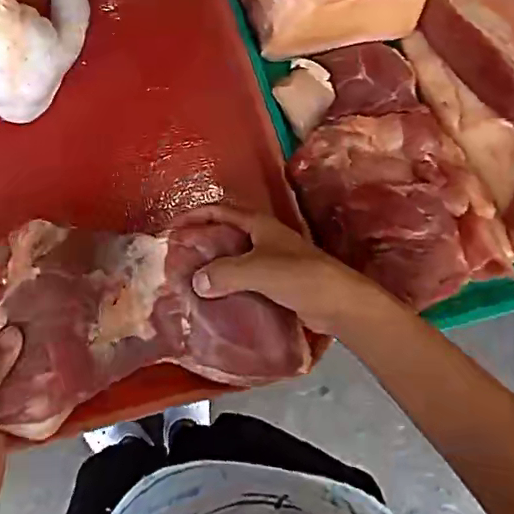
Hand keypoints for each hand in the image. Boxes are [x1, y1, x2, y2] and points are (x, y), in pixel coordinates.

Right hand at [175, 204, 395, 336]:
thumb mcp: (256, 270)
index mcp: (259, 224)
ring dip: (216, 264)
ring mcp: (272, 259)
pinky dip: (229, 284)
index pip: (221, 211)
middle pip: (227, 232)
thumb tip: (196, 281)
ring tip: (192, 277)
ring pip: (236, 257)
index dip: (197, 215)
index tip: (174, 226)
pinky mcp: (278, 282)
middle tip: (179, 254)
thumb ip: (224, 273)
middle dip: (203, 240)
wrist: (339, 302)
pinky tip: (218, 297)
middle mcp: (264, 237)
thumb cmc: (299, 275)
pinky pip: (245, 278)